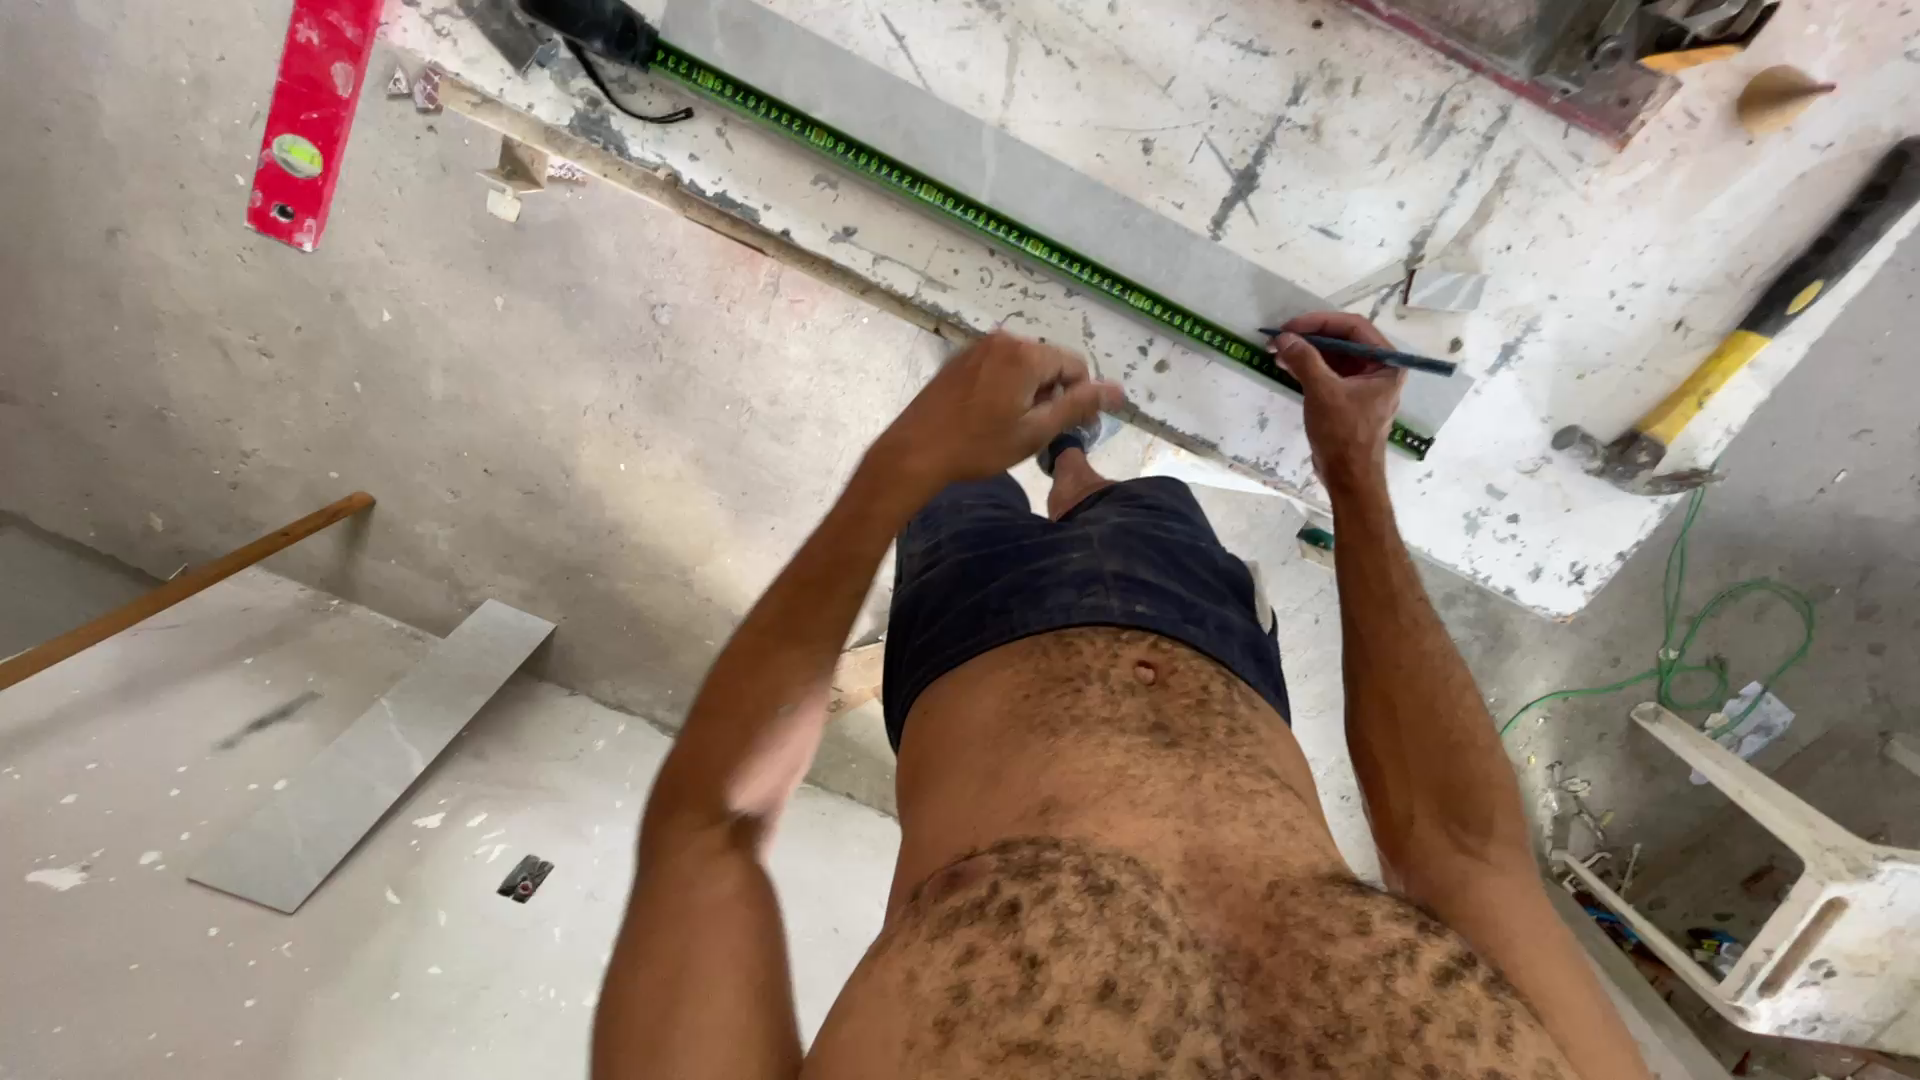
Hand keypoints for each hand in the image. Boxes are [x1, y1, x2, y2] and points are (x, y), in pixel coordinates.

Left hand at [869, 332, 1124, 494]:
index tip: (1070, 427)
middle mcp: (1003, 340)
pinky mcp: (959, 361)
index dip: (1081, 397)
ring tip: (1012, 427)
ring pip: (1022, 366)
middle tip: (1038, 432)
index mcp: (1026, 354)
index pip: (1075, 365)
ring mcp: (977, 348)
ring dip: (1028, 392)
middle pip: (1048, 363)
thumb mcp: (1035, 431)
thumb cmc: (978, 446)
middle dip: (1052, 393)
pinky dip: (1005, 388)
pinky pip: (997, 368)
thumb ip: (1078, 406)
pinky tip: (990, 418)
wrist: (914, 452)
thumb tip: (1117, 390)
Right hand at [1269, 313, 1405, 495]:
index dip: (1320, 322)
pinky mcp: (1346, 399)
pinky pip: (1327, 374)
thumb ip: (1305, 361)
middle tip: (1280, 338)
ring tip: (1277, 351)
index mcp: (1386, 363)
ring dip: (1305, 353)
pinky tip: (1285, 366)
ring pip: (1332, 358)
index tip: (1290, 326)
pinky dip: (1307, 368)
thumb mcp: (1323, 393)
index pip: (1353, 328)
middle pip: (1342, 341)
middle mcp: (1378, 369)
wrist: (1348, 476)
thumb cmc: (1344, 434)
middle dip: (1309, 338)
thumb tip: (1283, 338)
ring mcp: (1362, 385)